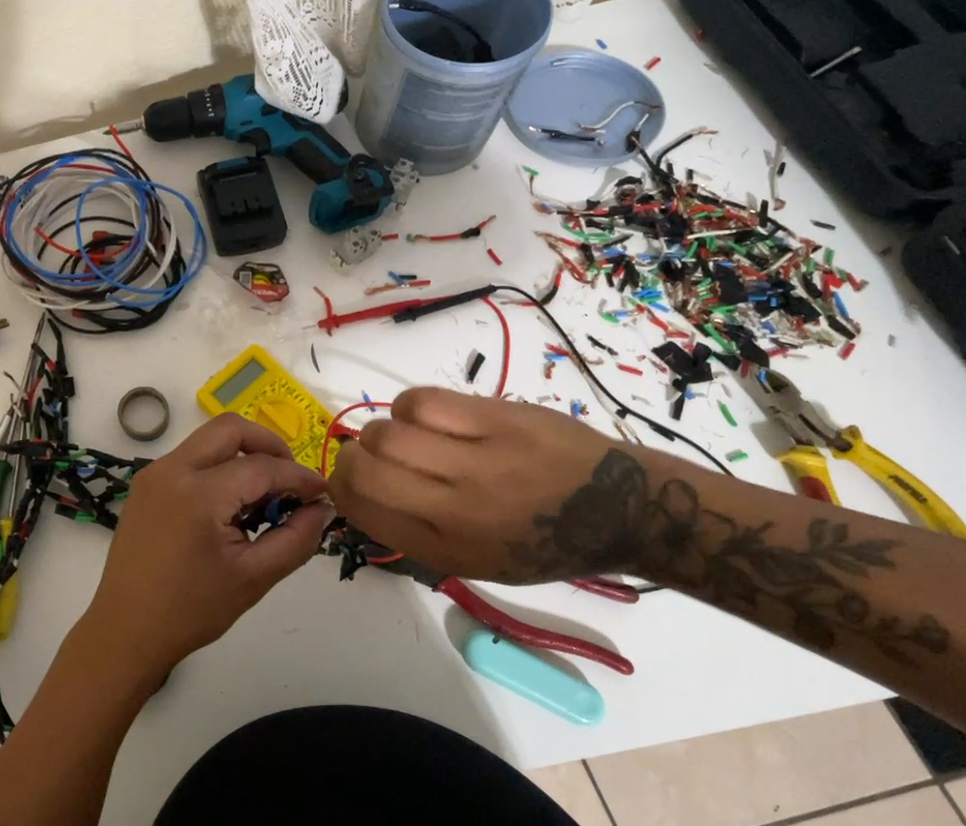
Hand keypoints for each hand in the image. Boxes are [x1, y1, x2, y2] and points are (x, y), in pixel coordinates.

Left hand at [82, 415, 332, 676]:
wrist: (127, 628)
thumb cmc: (192, 609)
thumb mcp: (254, 577)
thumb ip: (296, 538)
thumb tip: (322, 508)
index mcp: (198, 493)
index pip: (261, 467)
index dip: (299, 477)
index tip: (323, 494)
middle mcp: (171, 470)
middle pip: (228, 428)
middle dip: (268, 445)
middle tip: (291, 480)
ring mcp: (152, 474)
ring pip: (206, 441)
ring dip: (241, 455)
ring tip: (263, 497)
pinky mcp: (144, 485)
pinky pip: (188, 459)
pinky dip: (217, 468)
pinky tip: (231, 505)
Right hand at [330, 387, 648, 582]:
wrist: (624, 508)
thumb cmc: (544, 543)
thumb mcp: (477, 562)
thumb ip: (415, 534)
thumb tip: (358, 494)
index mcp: (452, 549)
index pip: (364, 510)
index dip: (342, 490)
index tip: (348, 482)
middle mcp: (460, 507)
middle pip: (366, 467)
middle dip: (353, 459)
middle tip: (370, 458)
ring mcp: (480, 458)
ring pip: (387, 431)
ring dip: (383, 432)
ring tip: (406, 437)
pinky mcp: (497, 417)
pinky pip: (423, 402)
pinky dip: (411, 409)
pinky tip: (427, 419)